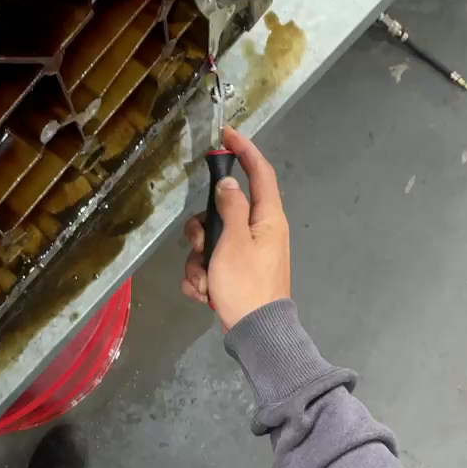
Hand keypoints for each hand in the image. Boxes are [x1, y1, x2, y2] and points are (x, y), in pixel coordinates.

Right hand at [181, 127, 291, 329]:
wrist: (256, 332)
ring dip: (198, 263)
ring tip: (204, 283)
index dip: (245, 151)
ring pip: (211, 243)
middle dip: (202, 231)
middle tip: (200, 247)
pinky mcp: (236, 275)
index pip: (260, 173)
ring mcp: (247, 255)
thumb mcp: (233, 242)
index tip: (227, 135)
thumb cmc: (246, 285)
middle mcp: (260, 232)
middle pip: (222, 212)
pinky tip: (205, 293)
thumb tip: (229, 184)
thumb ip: (230, 208)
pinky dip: (203, 279)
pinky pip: (211, 266)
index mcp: (268, 219)